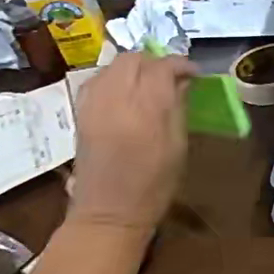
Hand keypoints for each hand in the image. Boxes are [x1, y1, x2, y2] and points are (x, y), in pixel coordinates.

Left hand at [66, 52, 196, 230]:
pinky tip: (124, 90)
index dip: (180, 64)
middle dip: (155, 61)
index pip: (162, 68)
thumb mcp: (178, 146)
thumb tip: (183, 82)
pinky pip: (96, 80)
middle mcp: (115, 100)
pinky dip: (113, 77)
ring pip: (112, 65)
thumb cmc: (153, 186)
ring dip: (133, 67)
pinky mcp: (79, 113)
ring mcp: (92, 105)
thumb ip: (178, 108)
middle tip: (171, 76)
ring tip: (148, 82)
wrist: (108, 214)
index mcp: (145, 111)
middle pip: (133, 59)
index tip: (194, 73)